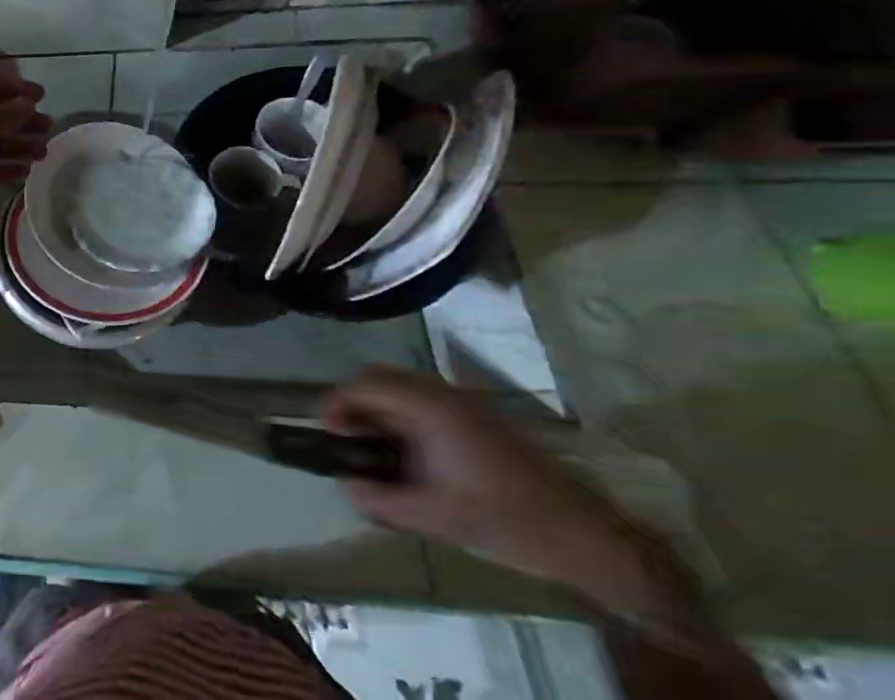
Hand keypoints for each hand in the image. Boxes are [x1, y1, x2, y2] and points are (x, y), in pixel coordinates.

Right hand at [322, 368, 652, 588]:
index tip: (327, 434)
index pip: (364, 385)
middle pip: (379, 377)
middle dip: (353, 402)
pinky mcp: (477, 418)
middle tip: (345, 438)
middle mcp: (444, 395)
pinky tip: (404, 453)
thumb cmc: (504, 520)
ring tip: (371, 448)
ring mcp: (464, 404)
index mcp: (430, 409)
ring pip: (400, 387)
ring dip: (376, 409)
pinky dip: (399, 415)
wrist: (585, 535)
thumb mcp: (431, 517)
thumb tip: (345, 483)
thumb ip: (378, 499)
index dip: (336, 404)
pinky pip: (421, 401)